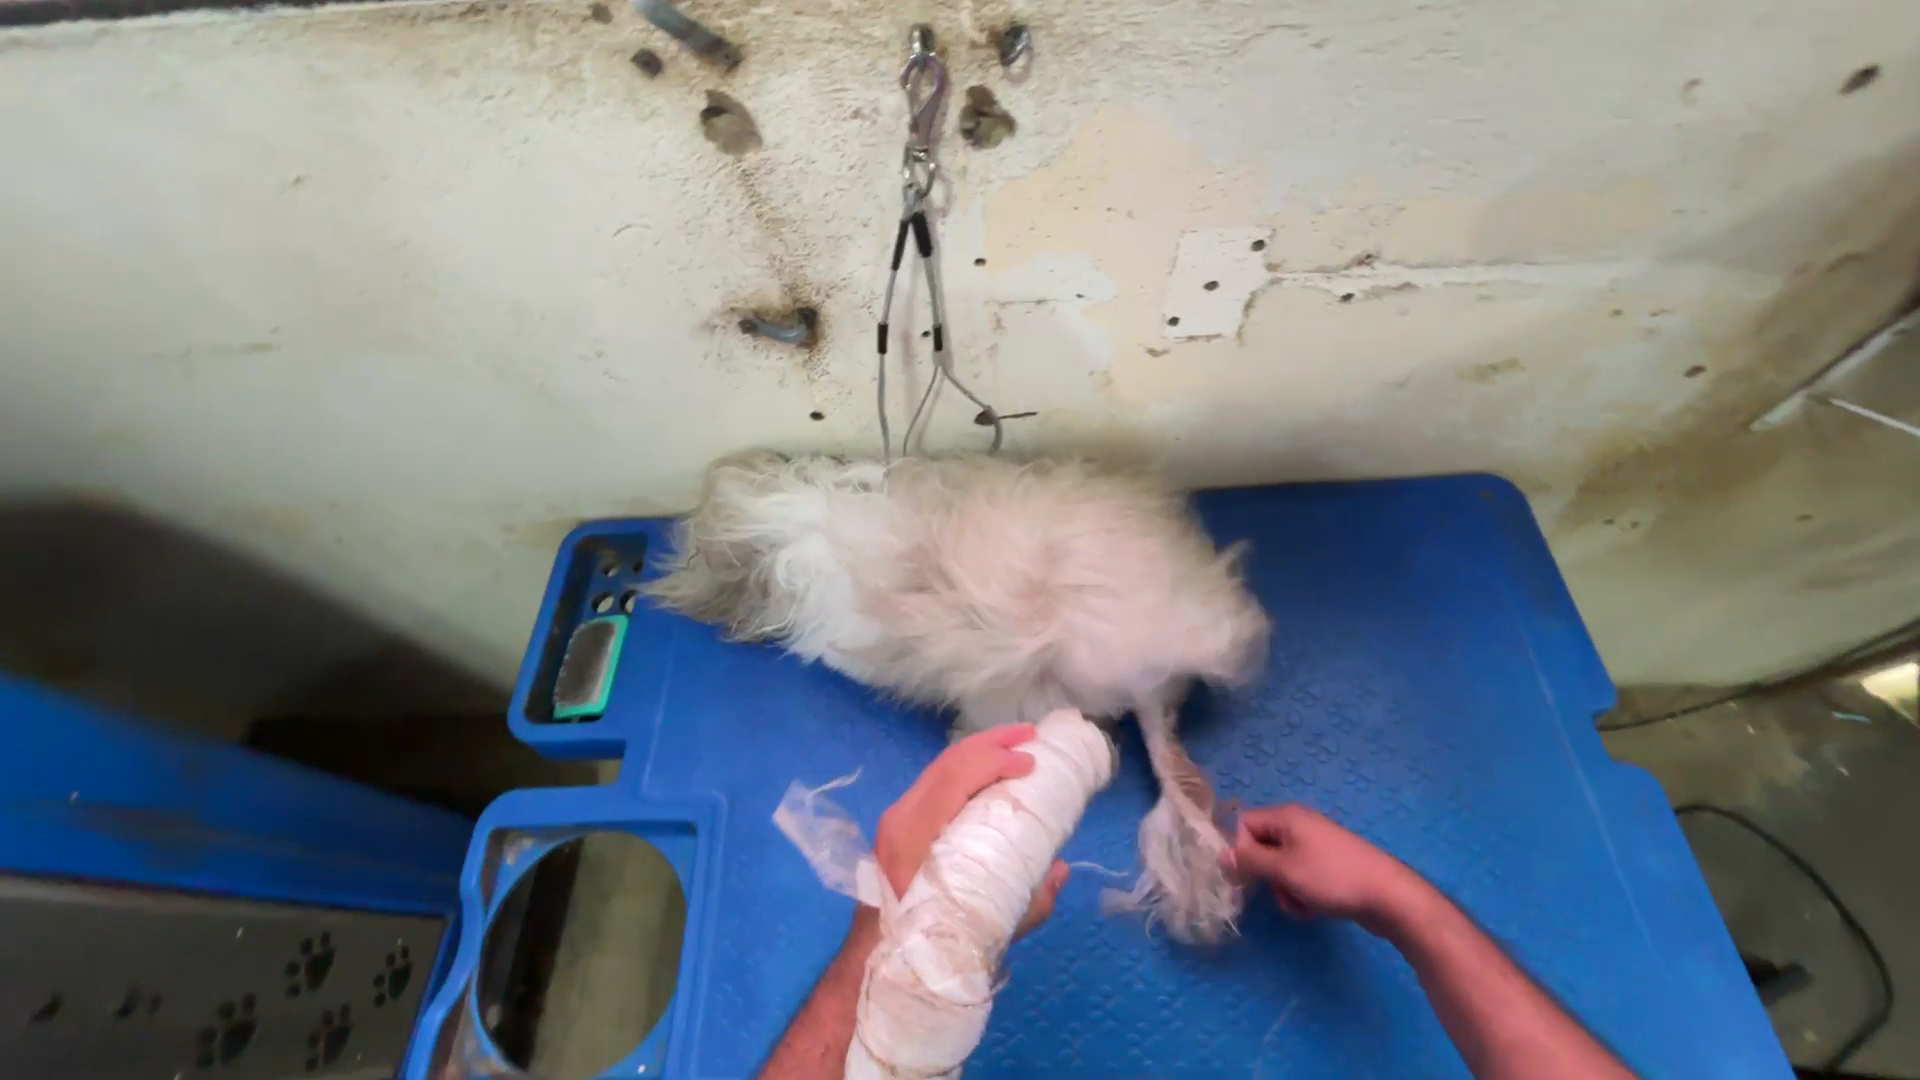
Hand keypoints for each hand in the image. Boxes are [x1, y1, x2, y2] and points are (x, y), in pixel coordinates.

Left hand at [873, 724, 1069, 937]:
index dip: (993, 761)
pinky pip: (935, 780)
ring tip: (1015, 742)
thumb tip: (1060, 868)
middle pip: (947, 762)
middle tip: (1030, 736)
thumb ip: (1030, 901)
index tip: (1029, 763)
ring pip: (939, 766)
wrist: (885, 959)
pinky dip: (965, 767)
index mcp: (915, 838)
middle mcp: (902, 818)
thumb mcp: (989, 928)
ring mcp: (897, 816)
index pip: (953, 779)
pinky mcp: (901, 820)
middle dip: (992, 743)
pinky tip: (988, 766)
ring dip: (979, 750)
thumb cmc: (937, 944)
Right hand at [1224, 804, 1425, 934]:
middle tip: (1279, 891)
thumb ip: (1249, 861)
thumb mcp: (1283, 870)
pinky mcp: (1331, 865)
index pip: (1244, 824)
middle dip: (1266, 874)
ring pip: (1282, 866)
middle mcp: (1299, 825)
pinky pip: (1302, 875)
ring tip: (1301, 903)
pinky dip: (1302, 892)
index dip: (1242, 850)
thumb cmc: (1332, 877)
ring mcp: (1317, 845)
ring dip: (1284, 888)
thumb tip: (1220, 855)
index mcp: (1286, 816)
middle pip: (1262, 846)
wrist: (1390, 897)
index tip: (1251, 875)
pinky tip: (1315, 908)